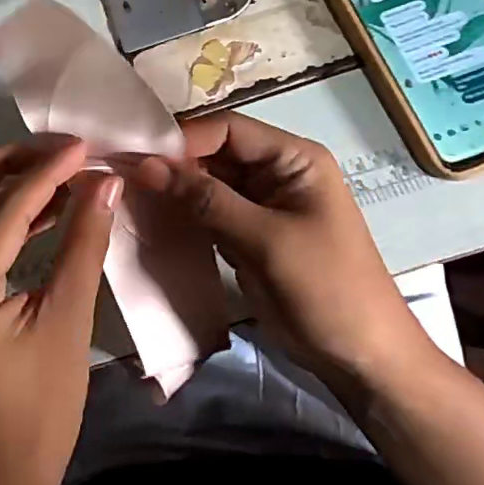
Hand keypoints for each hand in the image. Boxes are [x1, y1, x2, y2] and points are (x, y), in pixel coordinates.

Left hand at [0, 137, 117, 484]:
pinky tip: (41, 209)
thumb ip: (83, 244)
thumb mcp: (67, 323)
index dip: (48, 171)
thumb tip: (105, 182)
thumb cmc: (38, 412)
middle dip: (8, 160)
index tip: (87, 146)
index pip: (1, 208)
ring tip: (59, 171)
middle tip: (63, 150)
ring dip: (0, 181)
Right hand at [124, 112, 434, 394]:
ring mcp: (263, 204)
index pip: (229, 129)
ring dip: (175, 190)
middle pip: (216, 154)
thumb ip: (207, 200)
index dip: (184, 139)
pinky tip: (152, 219)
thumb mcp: (266, 240)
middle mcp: (277, 172)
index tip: (137, 157)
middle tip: (122, 175)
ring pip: (210, 183)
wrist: (361, 354)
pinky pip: (212, 213)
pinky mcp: (251, 234)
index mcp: (294, 158)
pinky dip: (186, 215)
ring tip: (129, 195)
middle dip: (174, 164)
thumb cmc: (325, 287)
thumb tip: (149, 165)